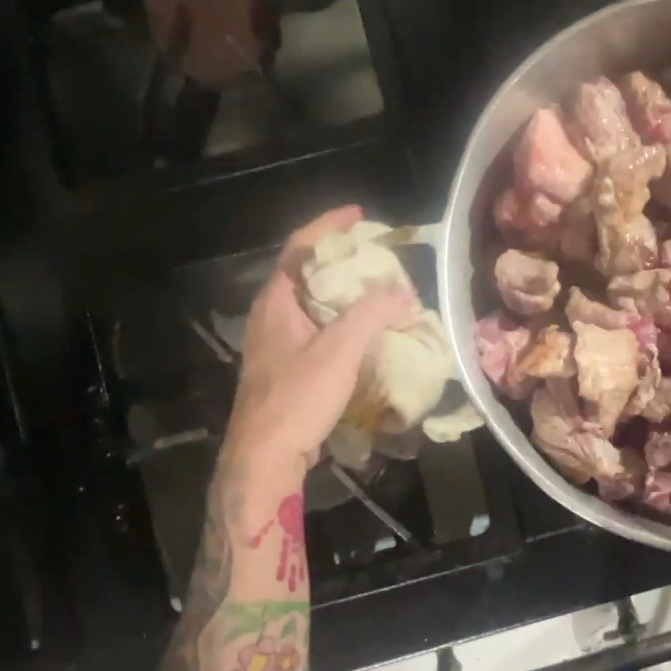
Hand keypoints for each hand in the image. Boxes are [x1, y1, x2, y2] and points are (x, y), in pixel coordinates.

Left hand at [221, 206, 417, 488]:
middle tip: (380, 257)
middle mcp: (271, 315)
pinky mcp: (286, 367)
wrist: (265, 455)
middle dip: (344, 261)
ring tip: (381, 292)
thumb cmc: (297, 398)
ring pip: (314, 304)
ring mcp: (276, 343)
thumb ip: (372, 314)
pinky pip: (318, 330)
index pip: (301, 247)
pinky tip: (368, 335)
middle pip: (307, 273)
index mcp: (276, 301)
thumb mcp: (340, 351)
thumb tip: (404, 291)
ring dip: (346, 294)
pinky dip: (344, 322)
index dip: (330, 226)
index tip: (361, 215)